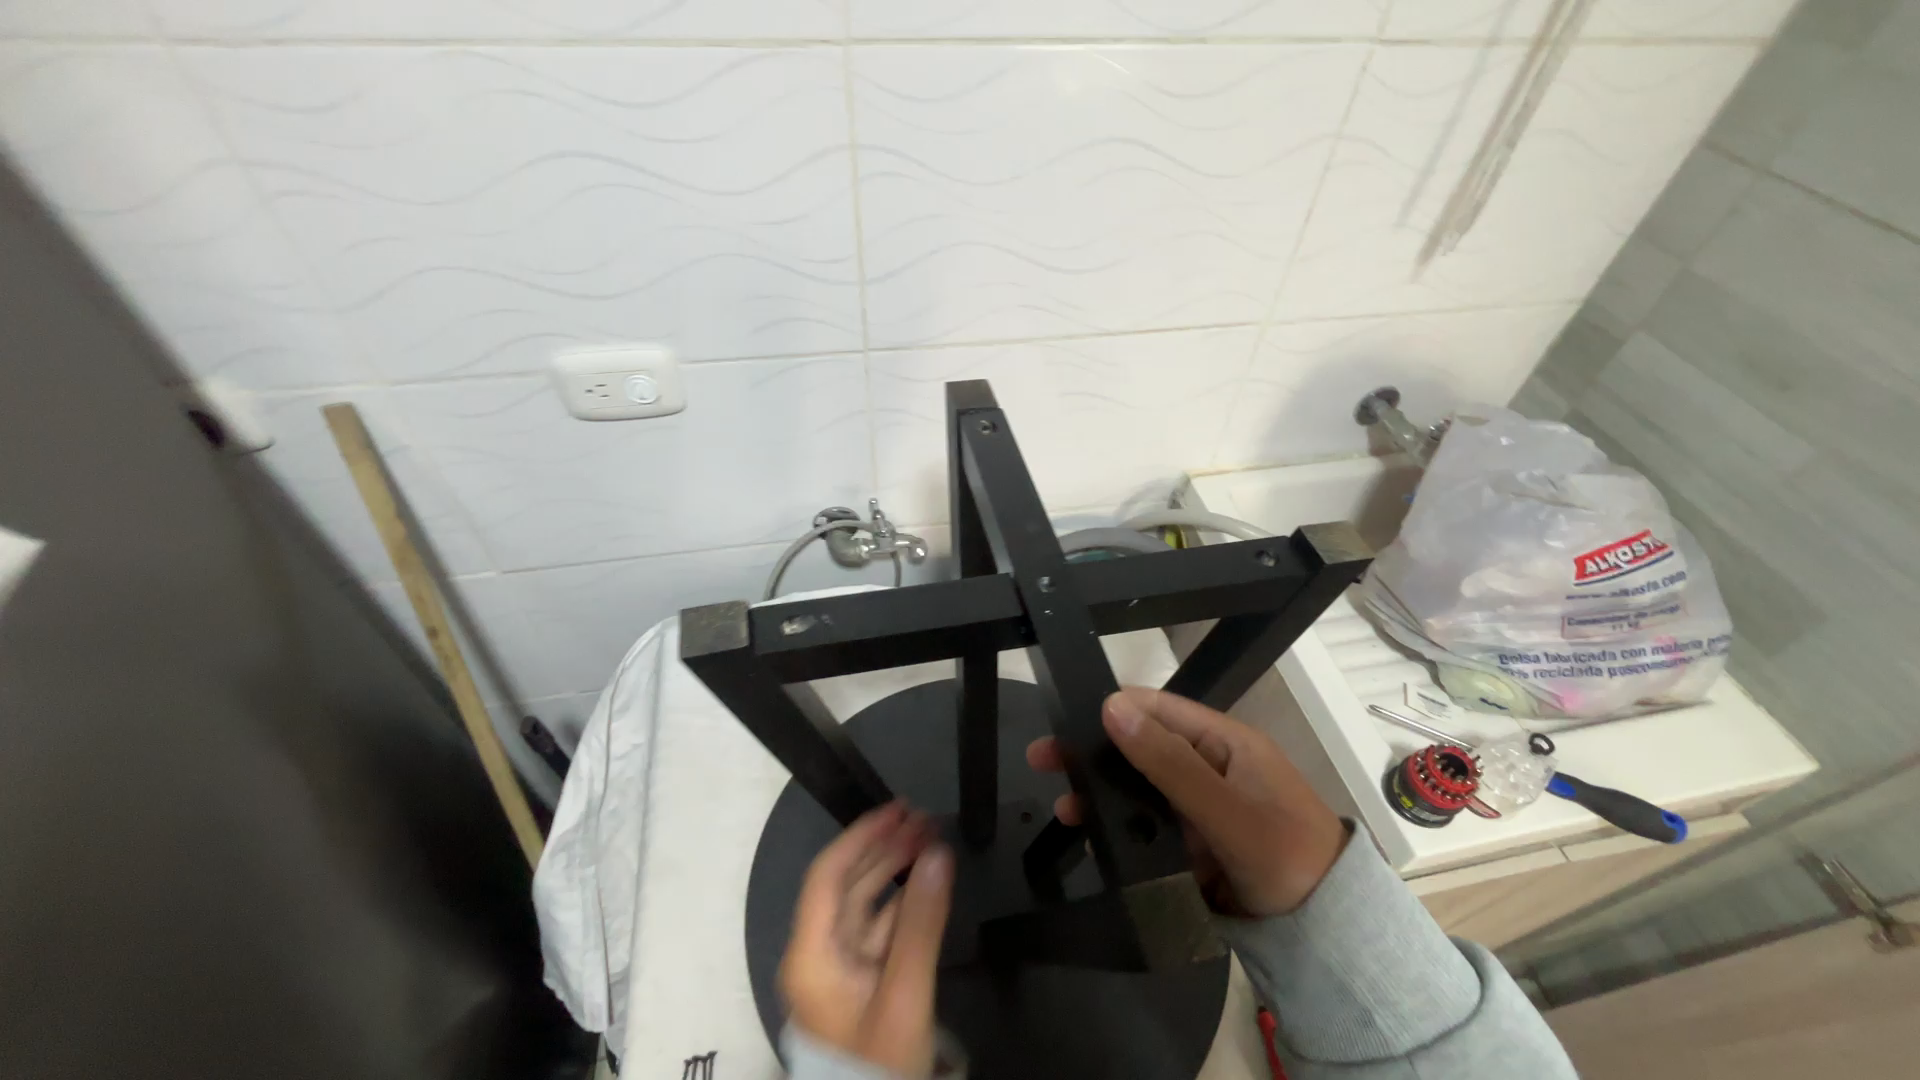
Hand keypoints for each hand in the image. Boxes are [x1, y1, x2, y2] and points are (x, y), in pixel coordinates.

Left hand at [780, 802, 954, 1075]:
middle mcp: (819, 952)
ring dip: (895, 868)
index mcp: (812, 953)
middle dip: (884, 846)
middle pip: (847, 884)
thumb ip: (921, 922)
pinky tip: (926, 881)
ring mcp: (840, 966)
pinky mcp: (861, 979)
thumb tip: (938, 854)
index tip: (896, 810)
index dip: (861, 836)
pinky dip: (902, 900)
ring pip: (865, 902)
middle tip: (922, 818)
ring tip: (929, 838)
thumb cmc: (880, 1062)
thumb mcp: (904, 994)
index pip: (828, 875)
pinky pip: (879, 926)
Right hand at [1027, 687, 1347, 916]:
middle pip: (1142, 747)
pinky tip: (1091, 837)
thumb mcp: (1228, 811)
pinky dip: (1121, 829)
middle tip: (1043, 762)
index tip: (1064, 723)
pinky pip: (1150, 826)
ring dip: (1103, 795)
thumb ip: (1169, 763)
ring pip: (1140, 789)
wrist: (1328, 937)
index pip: (1158, 709)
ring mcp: (1202, 805)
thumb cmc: (1286, 859)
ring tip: (1065, 811)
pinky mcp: (1195, 842)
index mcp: (1226, 742)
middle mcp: (1210, 766)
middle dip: (1095, 755)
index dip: (1112, 711)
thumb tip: (1112, 707)